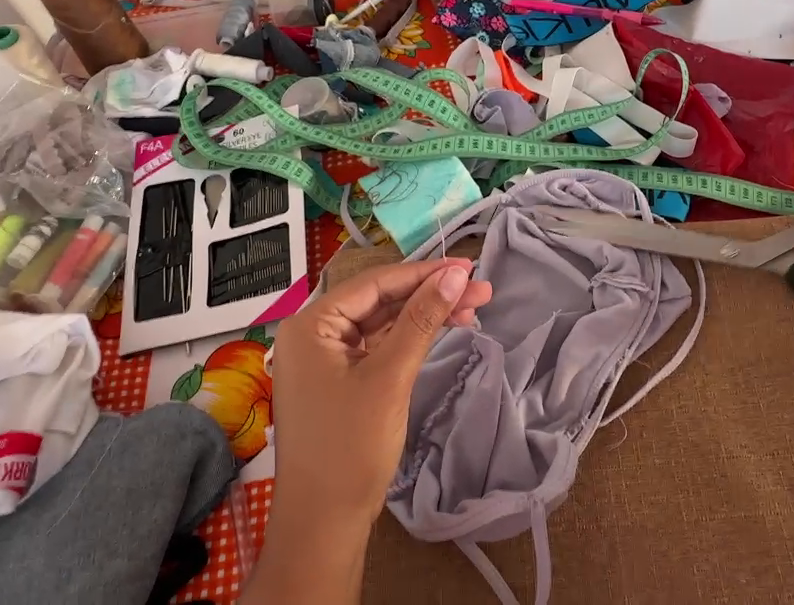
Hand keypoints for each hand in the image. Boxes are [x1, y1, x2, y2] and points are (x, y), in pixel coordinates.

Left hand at [269, 258, 492, 532]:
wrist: (323, 525)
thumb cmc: (350, 447)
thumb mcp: (390, 378)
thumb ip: (422, 320)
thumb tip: (454, 275)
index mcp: (312, 324)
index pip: (376, 283)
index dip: (425, 273)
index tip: (469, 267)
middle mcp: (314, 334)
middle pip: (381, 300)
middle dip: (431, 294)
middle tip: (481, 290)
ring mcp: (326, 359)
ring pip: (384, 323)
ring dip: (426, 316)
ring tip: (474, 308)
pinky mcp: (340, 381)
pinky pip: (379, 347)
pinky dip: (411, 339)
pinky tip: (443, 331)